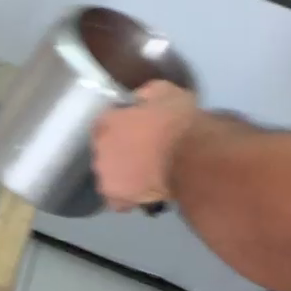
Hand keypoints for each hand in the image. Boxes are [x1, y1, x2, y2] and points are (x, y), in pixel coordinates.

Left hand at [93, 81, 200, 211]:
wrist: (191, 158)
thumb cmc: (179, 122)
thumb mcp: (166, 92)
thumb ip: (143, 94)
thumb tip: (135, 99)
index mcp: (106, 125)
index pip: (103, 122)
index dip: (119, 123)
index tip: (133, 124)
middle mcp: (99, 152)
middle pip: (104, 149)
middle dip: (118, 147)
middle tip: (140, 147)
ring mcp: (105, 178)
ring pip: (108, 173)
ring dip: (121, 171)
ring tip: (142, 170)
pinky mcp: (116, 199)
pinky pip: (116, 199)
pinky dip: (125, 196)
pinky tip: (138, 190)